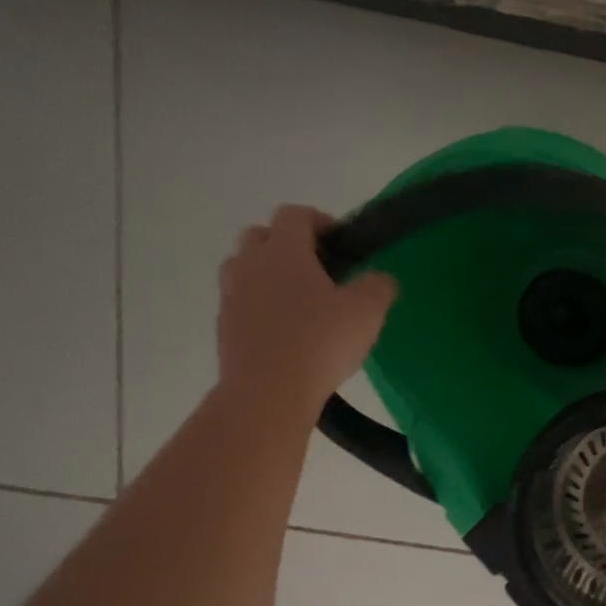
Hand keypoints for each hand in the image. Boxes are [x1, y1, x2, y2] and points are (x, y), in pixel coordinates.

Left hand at [216, 205, 396, 412]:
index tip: (341, 242)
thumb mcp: (367, 312)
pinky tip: (287, 329)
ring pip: (246, 266)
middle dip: (289, 244)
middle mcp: (250, 262)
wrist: (268, 390)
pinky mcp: (225, 323)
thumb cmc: (320, 342)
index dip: (319, 220)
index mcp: (284, 251)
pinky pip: (242, 299)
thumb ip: (378, 287)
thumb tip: (380, 278)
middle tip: (319, 269)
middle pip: (262, 235)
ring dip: (270, 273)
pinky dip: (261, 303)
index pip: (294, 215)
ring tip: (301, 300)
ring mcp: (231, 293)